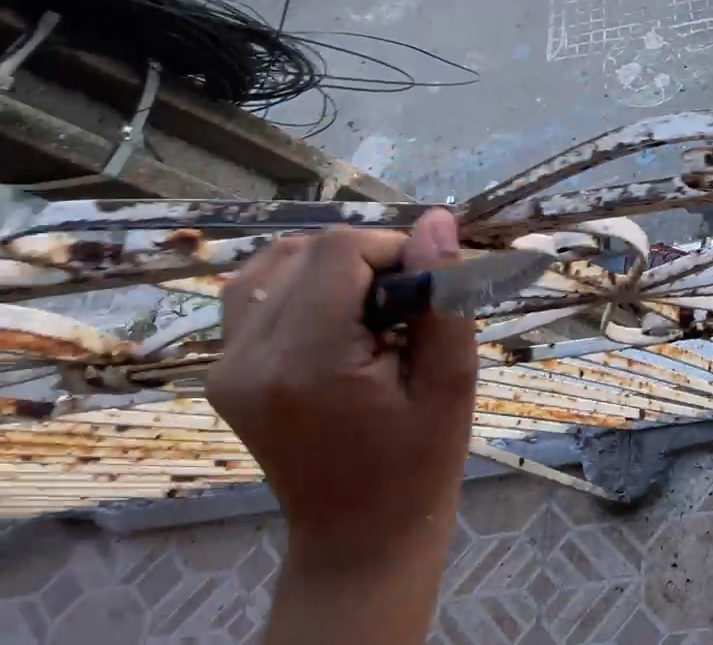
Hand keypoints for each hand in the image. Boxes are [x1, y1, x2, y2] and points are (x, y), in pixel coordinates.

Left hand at [208, 209, 475, 570]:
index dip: (396, 248)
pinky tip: (340, 315)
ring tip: (376, 306)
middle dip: (370, 258)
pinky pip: (254, 296)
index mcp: (308, 361)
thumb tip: (436, 219)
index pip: (339, 251)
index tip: (431, 284)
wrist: (361, 528)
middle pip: (306, 252)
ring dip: (332, 266)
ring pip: (273, 266)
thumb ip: (443, 295)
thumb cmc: (422, 455)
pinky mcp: (224, 373)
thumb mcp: (452, 375)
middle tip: (411, 303)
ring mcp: (227, 367)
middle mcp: (250, 358)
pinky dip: (301, 285)